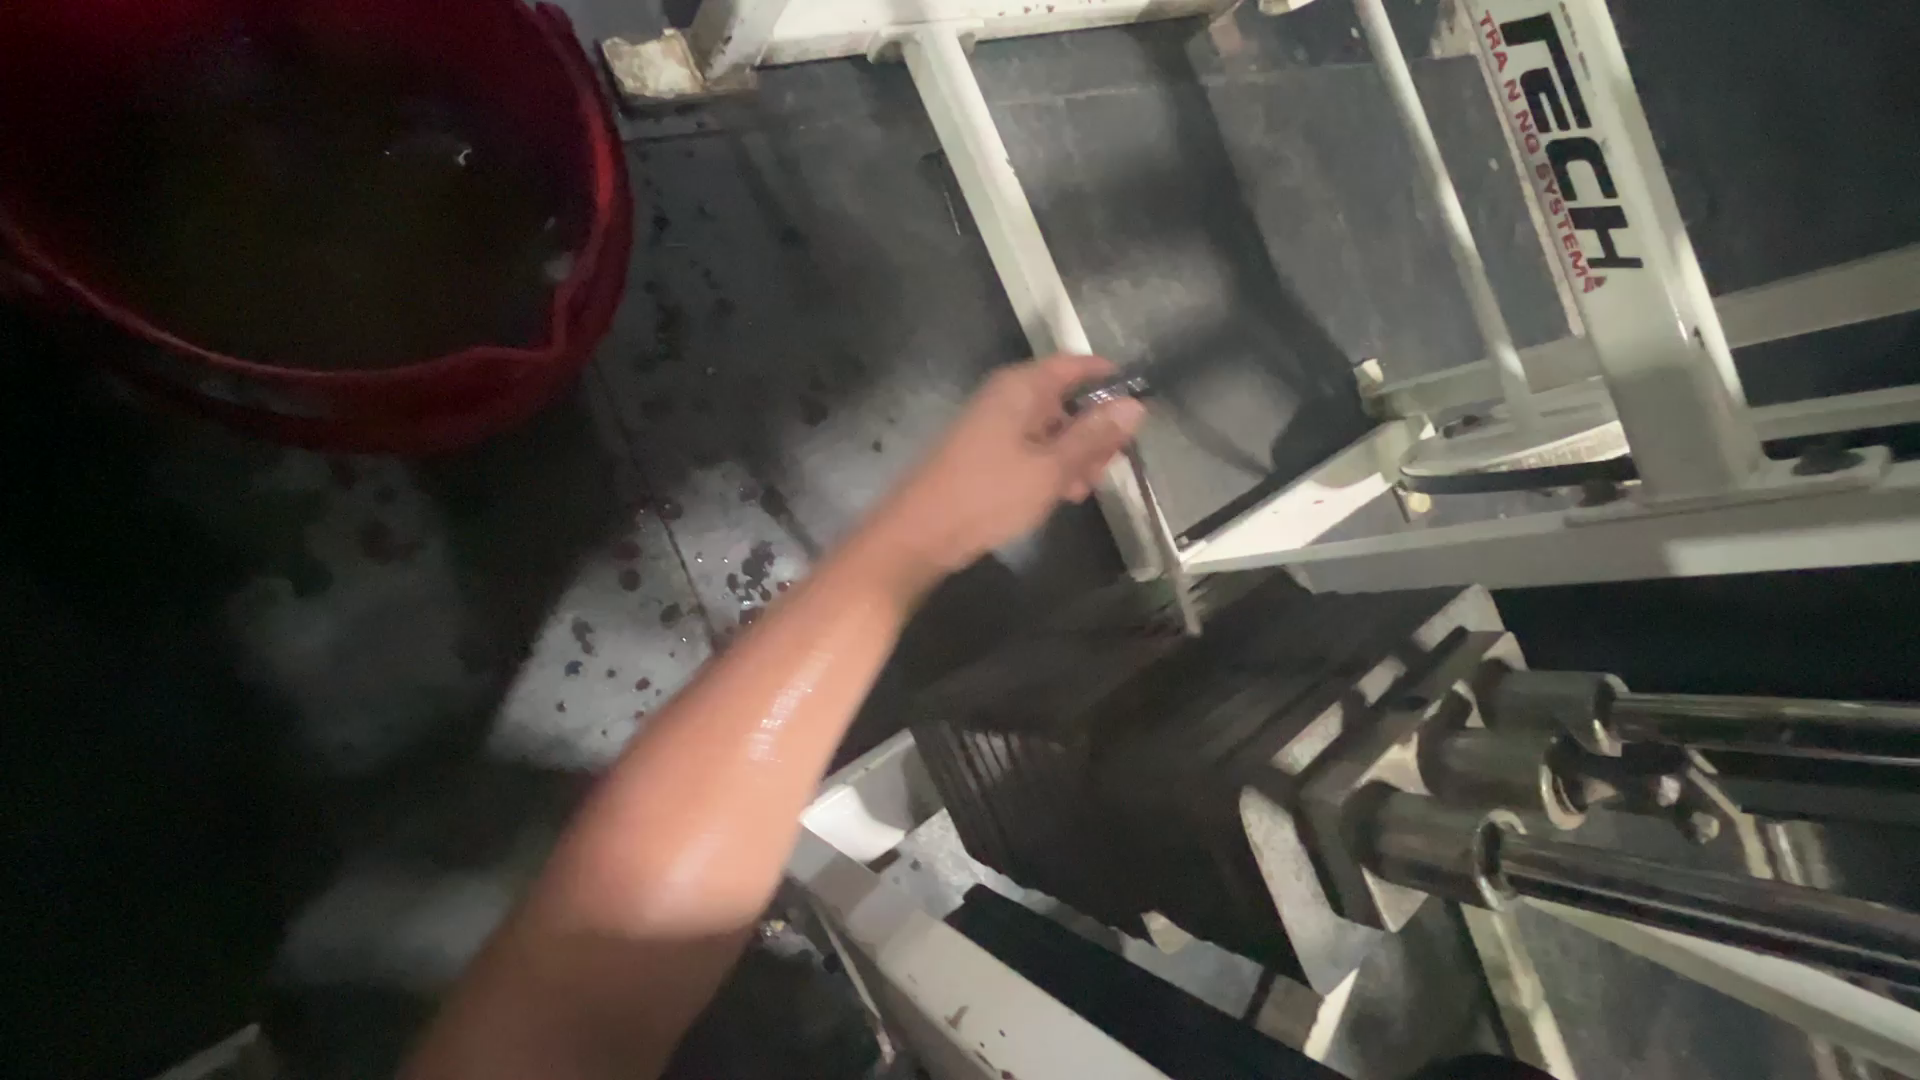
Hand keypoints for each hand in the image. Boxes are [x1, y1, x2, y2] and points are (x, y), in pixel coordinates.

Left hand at [862, 354, 1145, 590]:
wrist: (920, 533)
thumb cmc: (989, 495)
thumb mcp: (1051, 468)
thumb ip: (1093, 436)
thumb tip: (1136, 404)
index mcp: (1021, 387)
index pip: (1075, 365)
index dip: (1109, 381)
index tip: (1138, 410)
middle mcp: (1006, 398)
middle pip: (1065, 400)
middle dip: (1093, 431)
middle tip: (1107, 467)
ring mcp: (992, 426)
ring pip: (1049, 430)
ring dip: (1073, 456)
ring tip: (1081, 489)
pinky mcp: (984, 455)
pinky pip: (1028, 450)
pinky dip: (1048, 468)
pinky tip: (1059, 496)